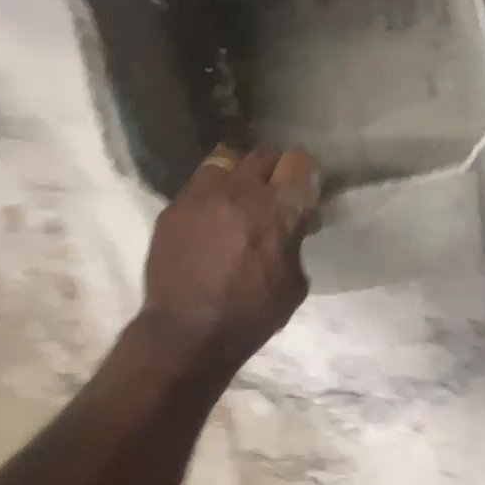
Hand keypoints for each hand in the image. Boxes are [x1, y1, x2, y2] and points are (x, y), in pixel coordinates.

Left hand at [141, 145, 321, 367]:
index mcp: (277, 211)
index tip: (309, 194)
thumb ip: (294, 244)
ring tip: (244, 202)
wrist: (191, 328)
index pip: (299, 163)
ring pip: (227, 161)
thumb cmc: (254, 313)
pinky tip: (217, 225)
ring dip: (242, 176)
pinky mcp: (175, 207)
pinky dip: (215, 198)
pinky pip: (200, 187)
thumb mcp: (294, 283)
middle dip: (277, 173)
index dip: (308, 175)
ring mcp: (200, 194)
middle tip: (281, 198)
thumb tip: (291, 229)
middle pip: (263, 156)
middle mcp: (238, 191)